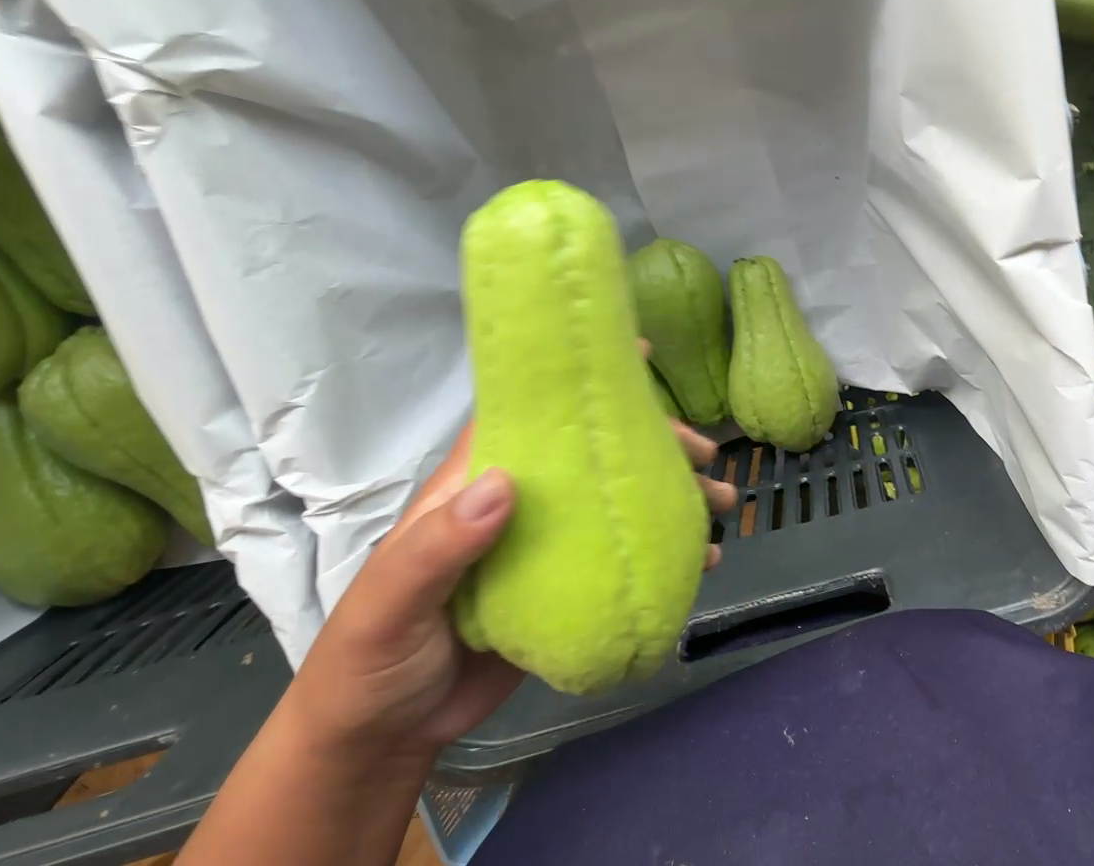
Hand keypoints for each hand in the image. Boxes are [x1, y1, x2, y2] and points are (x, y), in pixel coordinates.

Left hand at [284, 416, 736, 765]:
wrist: (385, 737)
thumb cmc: (370, 659)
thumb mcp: (391, 603)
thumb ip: (440, 546)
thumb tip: (506, 482)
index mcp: (473, 491)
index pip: (529, 419)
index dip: (576, 384)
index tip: (637, 356)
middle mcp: (521, 510)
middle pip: (596, 459)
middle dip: (656, 445)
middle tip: (704, 454)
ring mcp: (550, 552)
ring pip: (622, 506)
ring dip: (676, 498)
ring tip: (723, 504)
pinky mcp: (571, 593)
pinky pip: (630, 562)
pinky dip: (673, 557)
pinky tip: (709, 561)